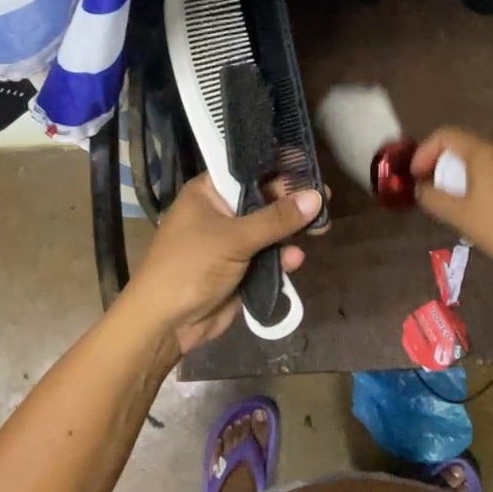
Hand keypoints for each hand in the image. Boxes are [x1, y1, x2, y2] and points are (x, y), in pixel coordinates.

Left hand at [120, 175, 319, 358]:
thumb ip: (276, 218)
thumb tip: (316, 197)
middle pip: (263, 199)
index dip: (277, 167)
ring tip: (322, 229)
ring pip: (269, 229)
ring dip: (292, 231)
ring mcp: (230, 241)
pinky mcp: (240, 268)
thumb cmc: (190, 267)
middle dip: (292, 202)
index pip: (247, 169)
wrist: (166, 325)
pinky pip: (267, 256)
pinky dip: (281, 257)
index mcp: (208, 193)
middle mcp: (220, 211)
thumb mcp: (234, 238)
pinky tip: (295, 260)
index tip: (310, 166)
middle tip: (326, 200)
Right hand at [411, 127, 492, 271]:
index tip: (415, 175)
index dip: (424, 151)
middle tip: (429, 186)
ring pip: (476, 162)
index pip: (445, 135)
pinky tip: (473, 210)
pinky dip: (473, 184)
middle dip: (439, 163)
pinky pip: (490, 174)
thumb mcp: (459, 214)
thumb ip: (433, 198)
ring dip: (456, 176)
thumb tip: (420, 188)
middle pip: (461, 146)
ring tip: (447, 201)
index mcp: (481, 152)